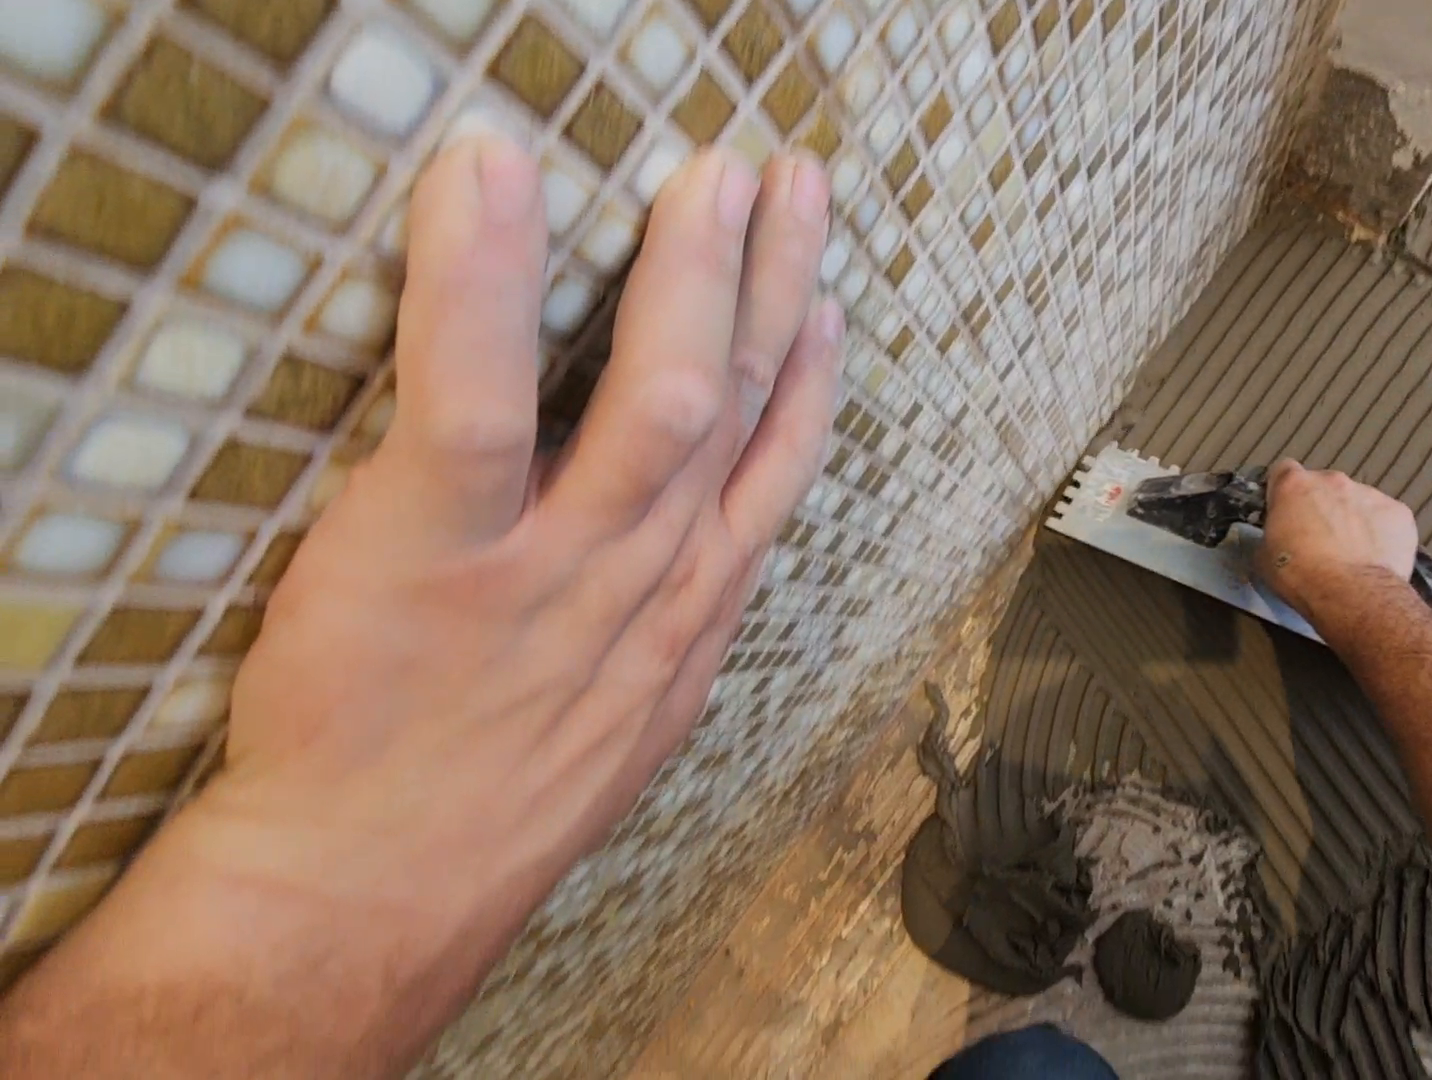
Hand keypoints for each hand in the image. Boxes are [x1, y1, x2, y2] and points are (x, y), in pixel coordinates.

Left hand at [191, 135, 840, 915]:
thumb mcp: (643, 703)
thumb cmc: (518, 791)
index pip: (779, 464)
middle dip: (776, 284)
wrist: (389, 890)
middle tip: (793, 183)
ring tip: (715, 176)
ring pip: (660, 396)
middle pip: (739, 404)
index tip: (826, 294)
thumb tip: (700, 539)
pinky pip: (479, 404)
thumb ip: (679, 604)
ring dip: (698, 275)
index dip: (813, 374)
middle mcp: (658, 568)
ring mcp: (562, 561)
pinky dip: (492, 289)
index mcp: (700, 601)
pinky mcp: (437, 552)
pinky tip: (500, 184)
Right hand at [1256, 460, 1416, 623]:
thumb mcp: (1262, 556)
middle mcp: (1332, 481)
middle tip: (1315, 537)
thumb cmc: (1299, 573)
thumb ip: (1270, 534)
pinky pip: (1385, 517)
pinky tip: (1372, 556)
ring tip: (1348, 551)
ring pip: (1356, 500)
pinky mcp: (1399, 513)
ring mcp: (1370, 494)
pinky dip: (1378, 531)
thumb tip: (1277, 537)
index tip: (1282, 508)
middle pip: (1323, 485)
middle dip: (1319, 505)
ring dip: (1350, 518)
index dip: (1282, 490)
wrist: (1350, 593)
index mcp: (1293, 486)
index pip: (1283, 470)